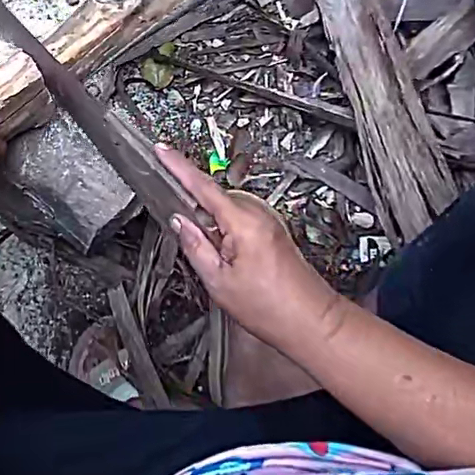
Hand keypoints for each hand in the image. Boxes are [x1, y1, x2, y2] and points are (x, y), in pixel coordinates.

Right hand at [158, 146, 344, 350]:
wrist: (313, 324)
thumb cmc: (272, 309)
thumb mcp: (218, 282)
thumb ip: (194, 245)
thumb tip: (178, 221)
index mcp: (243, 222)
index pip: (201, 185)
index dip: (177, 165)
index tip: (162, 149)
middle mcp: (258, 214)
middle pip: (212, 197)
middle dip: (195, 210)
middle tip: (188, 238)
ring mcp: (267, 219)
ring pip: (225, 208)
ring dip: (212, 224)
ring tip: (218, 260)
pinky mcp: (271, 228)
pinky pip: (238, 217)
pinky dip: (225, 229)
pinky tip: (229, 258)